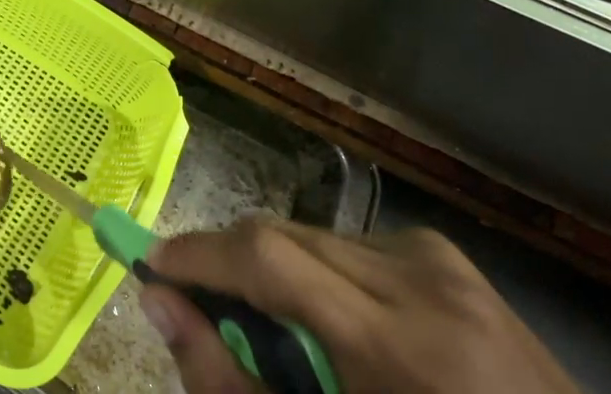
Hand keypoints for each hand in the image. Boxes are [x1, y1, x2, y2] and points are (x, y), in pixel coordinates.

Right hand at [139, 218, 580, 393]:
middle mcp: (428, 287)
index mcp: (399, 347)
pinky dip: (324, 269)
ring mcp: (450, 270)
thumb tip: (157, 300)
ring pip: (315, 235)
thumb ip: (224, 377)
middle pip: (284, 235)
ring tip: (278, 321)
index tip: (151, 264)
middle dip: (229, 261)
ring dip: (276, 265)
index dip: (196, 253)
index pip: (267, 258)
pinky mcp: (459, 265)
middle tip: (202, 300)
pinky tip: (337, 315)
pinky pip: (357, 244)